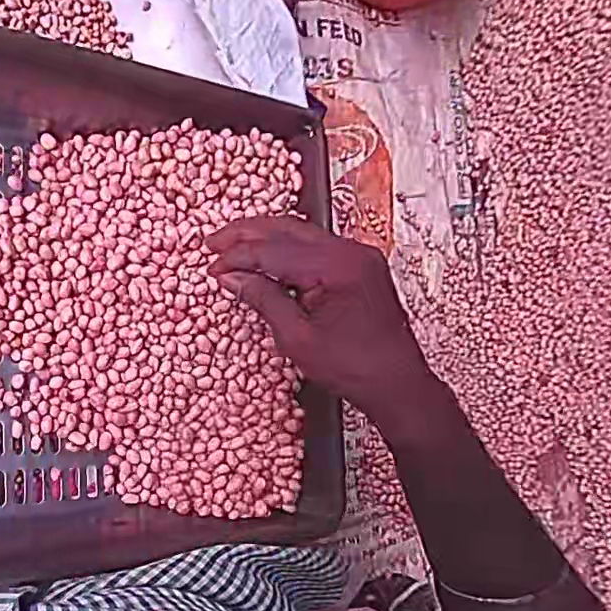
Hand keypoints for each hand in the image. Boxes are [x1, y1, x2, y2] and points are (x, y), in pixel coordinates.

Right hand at [208, 216, 441, 435]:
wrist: (397, 383)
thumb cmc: (354, 368)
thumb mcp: (297, 338)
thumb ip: (263, 300)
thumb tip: (232, 278)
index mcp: (337, 267)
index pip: (274, 250)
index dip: (238, 258)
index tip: (213, 268)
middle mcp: (351, 252)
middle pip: (287, 228)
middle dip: (245, 234)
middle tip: (214, 243)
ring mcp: (358, 256)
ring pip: (300, 232)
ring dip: (264, 238)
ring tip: (232, 246)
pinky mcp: (359, 265)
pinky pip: (315, 246)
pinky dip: (285, 249)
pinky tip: (265, 259)